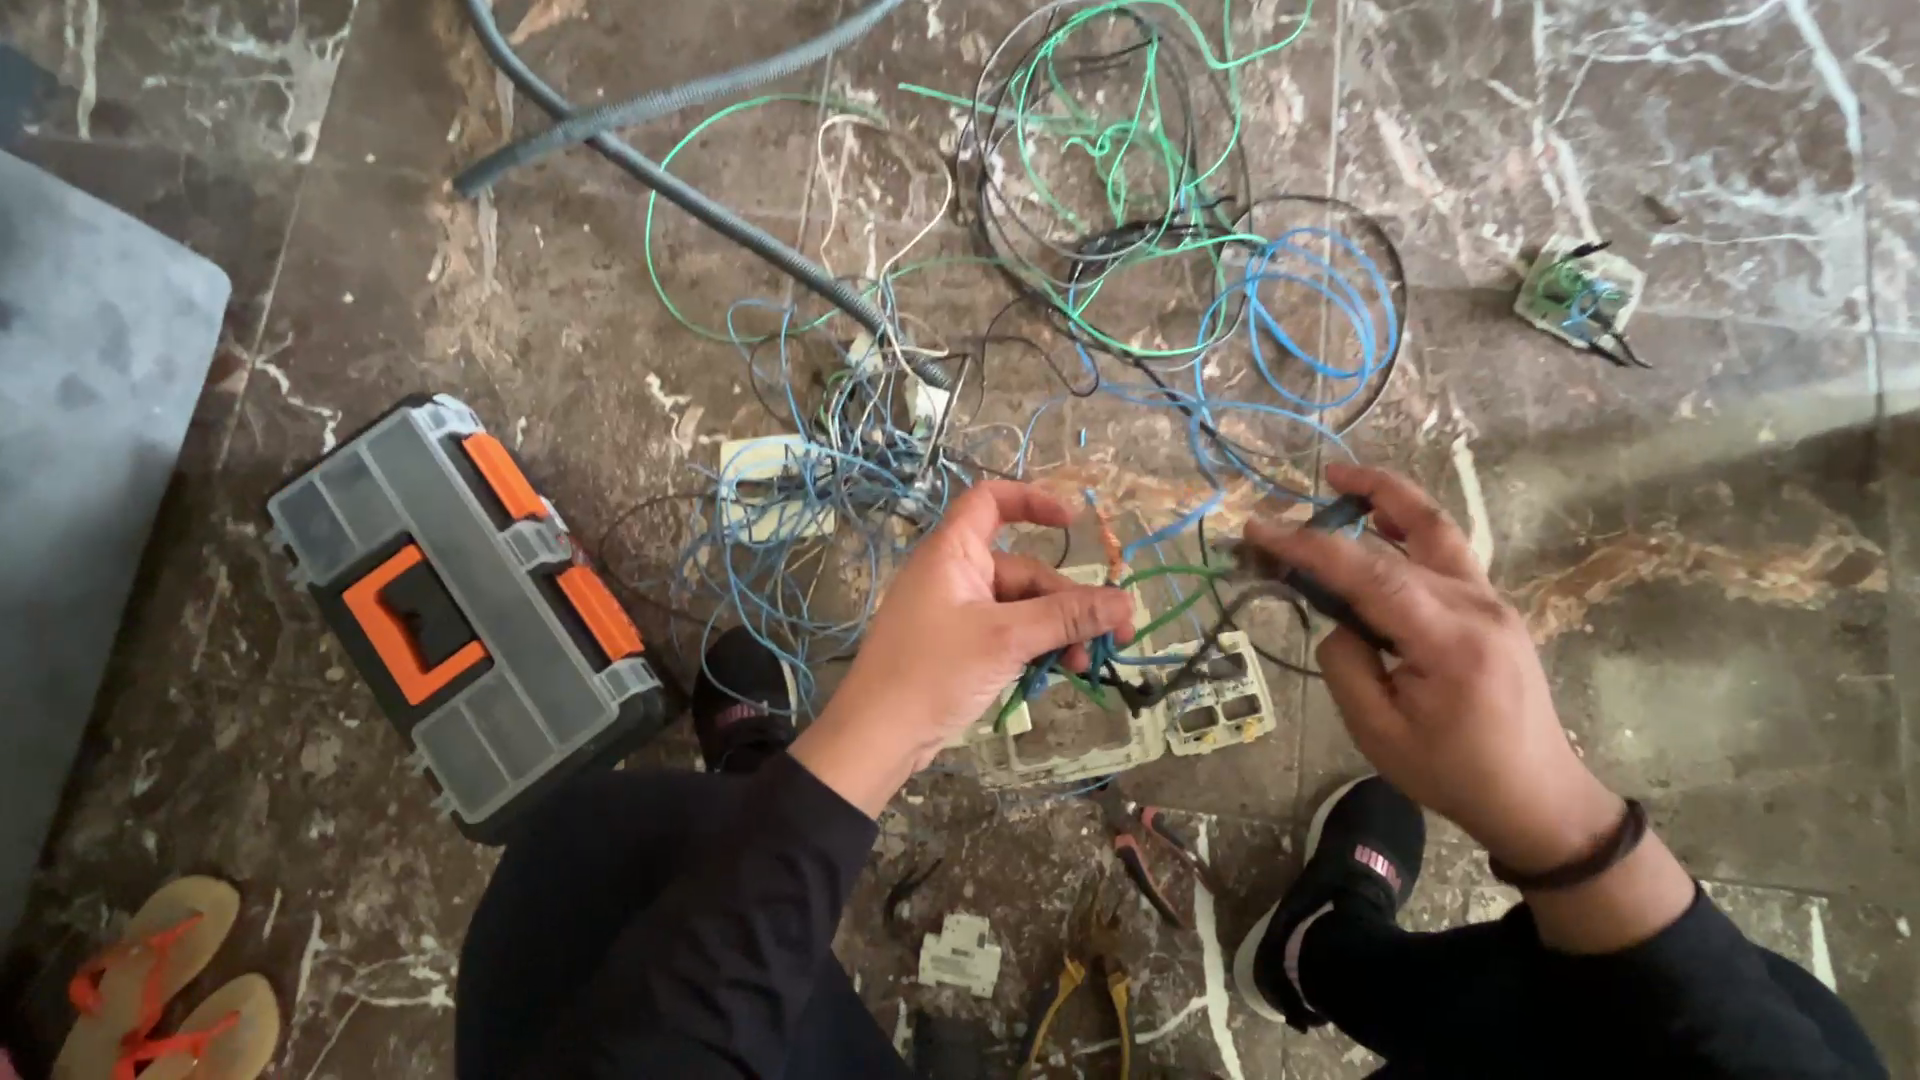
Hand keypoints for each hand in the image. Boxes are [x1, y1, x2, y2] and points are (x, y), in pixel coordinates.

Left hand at [793, 481, 1135, 815]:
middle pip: (1023, 570)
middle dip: (1067, 602)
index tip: (1073, 522)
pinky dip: (1032, 649)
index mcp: (953, 552)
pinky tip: (1055, 674)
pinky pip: (1007, 634)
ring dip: (1055, 632)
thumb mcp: (1007, 639)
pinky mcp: (959, 647)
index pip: (990, 501)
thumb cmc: (934, 672)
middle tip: (1110, 637)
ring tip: (1082, 665)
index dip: (1031, 501)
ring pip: (1021, 608)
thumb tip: (1126, 601)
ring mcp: (956, 613)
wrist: (878, 736)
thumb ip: (1067, 617)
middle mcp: (955, 575)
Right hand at [1246, 463, 1622, 873]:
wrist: (1537, 798)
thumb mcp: (1376, 732)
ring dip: (1392, 497)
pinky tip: (1384, 523)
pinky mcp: (1492, 608)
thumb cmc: (1452, 773)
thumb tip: (1340, 620)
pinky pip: (1448, 552)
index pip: (1368, 574)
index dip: (1309, 546)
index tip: (1260, 528)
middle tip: (1313, 483)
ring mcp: (1493, 602)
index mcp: (1449, 641)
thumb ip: (1345, 663)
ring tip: (1347, 480)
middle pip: (1411, 533)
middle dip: (1352, 505)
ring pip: (1439, 530)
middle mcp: (1478, 606)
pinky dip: (1411, 526)